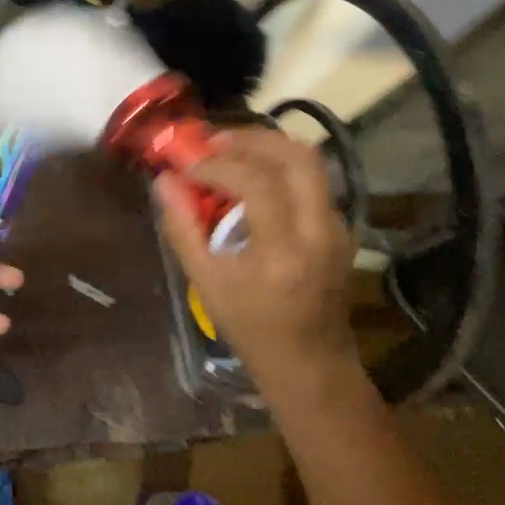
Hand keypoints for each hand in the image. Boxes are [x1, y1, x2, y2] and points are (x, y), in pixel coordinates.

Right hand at [152, 128, 356, 379]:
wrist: (310, 365)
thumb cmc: (251, 328)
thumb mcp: (206, 282)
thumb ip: (182, 227)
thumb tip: (164, 180)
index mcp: (283, 251)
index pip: (257, 182)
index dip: (216, 165)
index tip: (186, 167)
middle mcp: (319, 232)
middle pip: (298, 157)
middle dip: (252, 139)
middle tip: (213, 142)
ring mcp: (337, 228)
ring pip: (310, 163)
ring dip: (267, 149)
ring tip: (229, 153)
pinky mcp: (341, 228)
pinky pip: (312, 181)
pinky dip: (279, 168)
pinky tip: (250, 180)